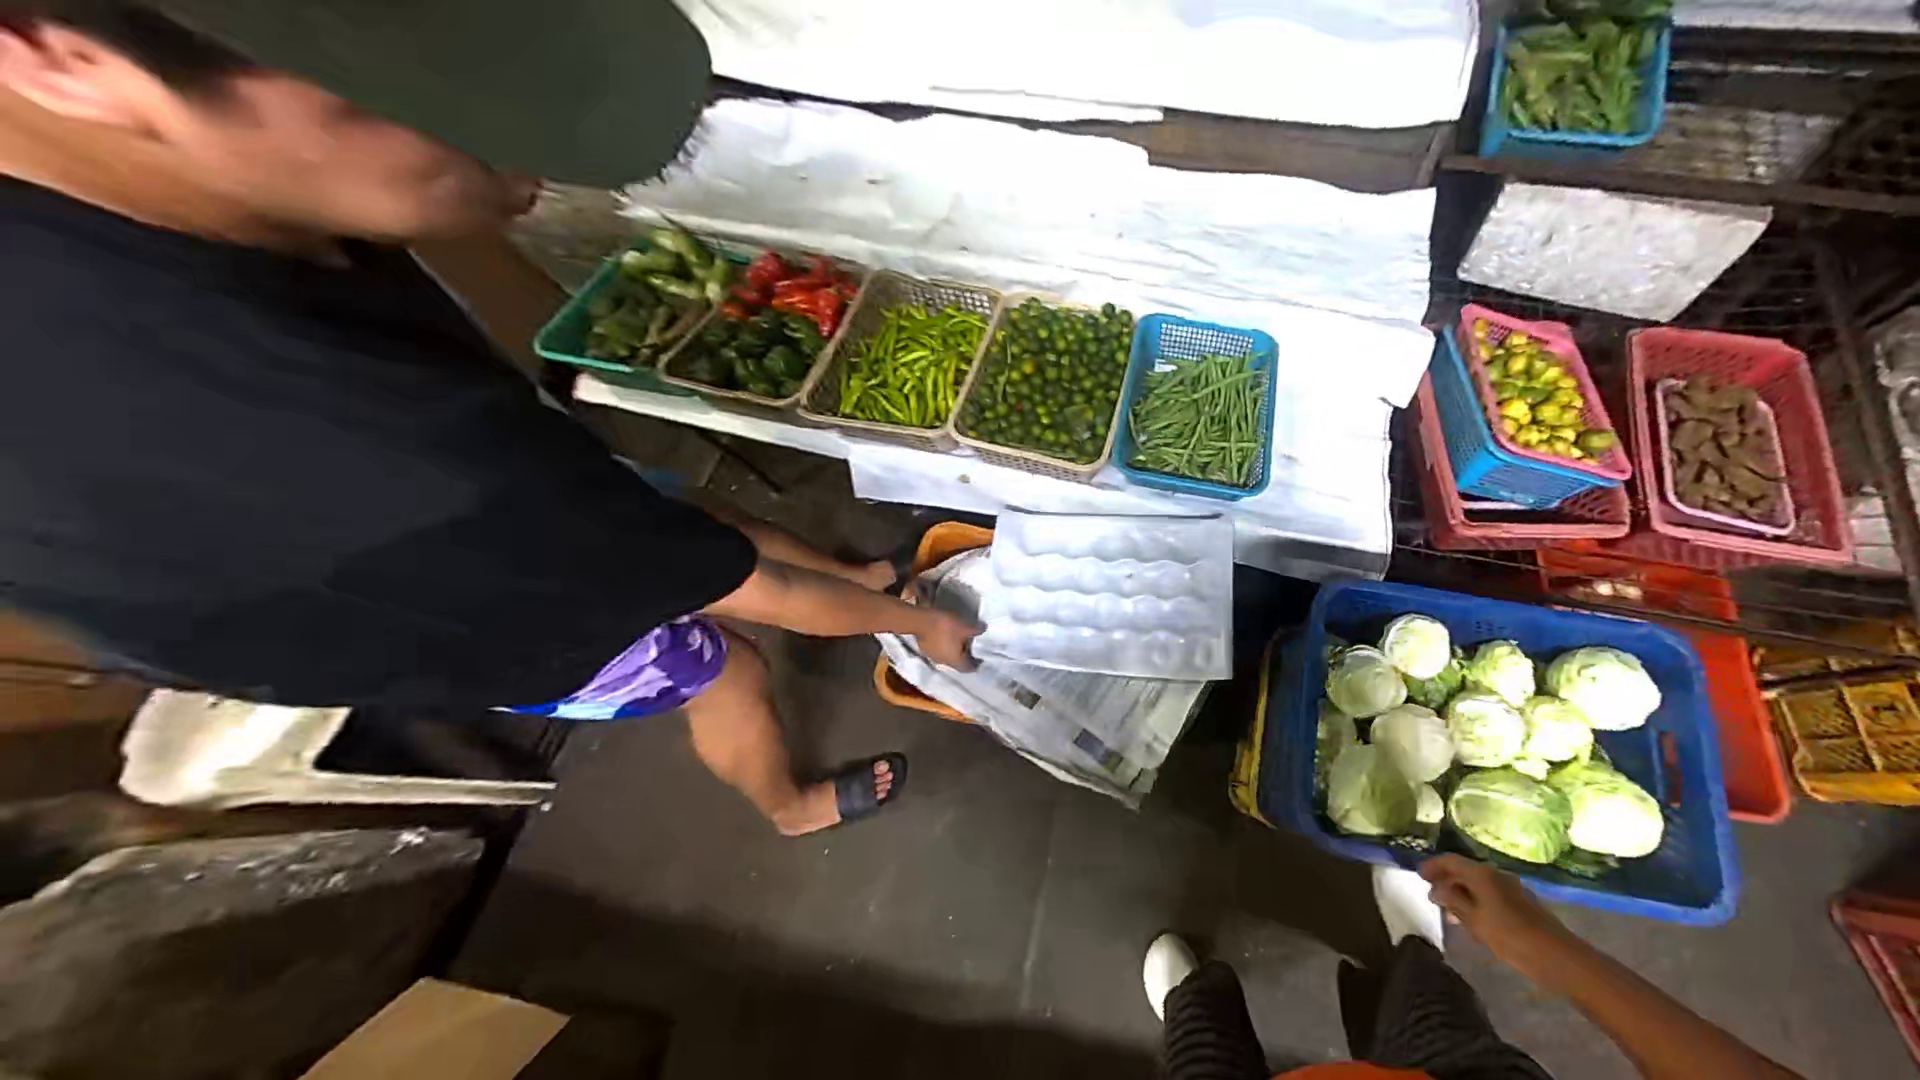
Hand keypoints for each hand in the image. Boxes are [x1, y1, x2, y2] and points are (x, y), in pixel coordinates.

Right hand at [914, 609, 982, 671]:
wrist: (920, 621)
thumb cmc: (945, 627)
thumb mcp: (964, 627)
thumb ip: (976, 630)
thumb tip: (984, 629)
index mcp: (955, 661)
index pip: (968, 668)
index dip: (975, 665)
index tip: (980, 660)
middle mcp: (944, 663)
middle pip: (957, 663)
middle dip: (964, 656)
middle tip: (970, 647)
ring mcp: (932, 657)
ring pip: (946, 657)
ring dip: (952, 651)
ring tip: (957, 641)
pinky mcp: (925, 649)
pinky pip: (938, 651)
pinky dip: (943, 646)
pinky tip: (945, 638)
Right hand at [1420, 854, 1574, 982]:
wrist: (1563, 961)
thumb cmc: (1512, 936)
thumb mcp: (1475, 920)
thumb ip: (1452, 902)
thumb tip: (1435, 889)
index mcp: (1482, 873)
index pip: (1450, 860)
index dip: (1432, 866)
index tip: (1418, 876)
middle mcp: (1497, 875)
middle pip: (1465, 871)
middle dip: (1447, 881)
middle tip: (1433, 895)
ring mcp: (1514, 890)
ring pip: (1479, 885)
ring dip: (1463, 894)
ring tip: (1451, 912)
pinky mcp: (1525, 906)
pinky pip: (1493, 897)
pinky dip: (1478, 903)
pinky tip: (1475, 921)